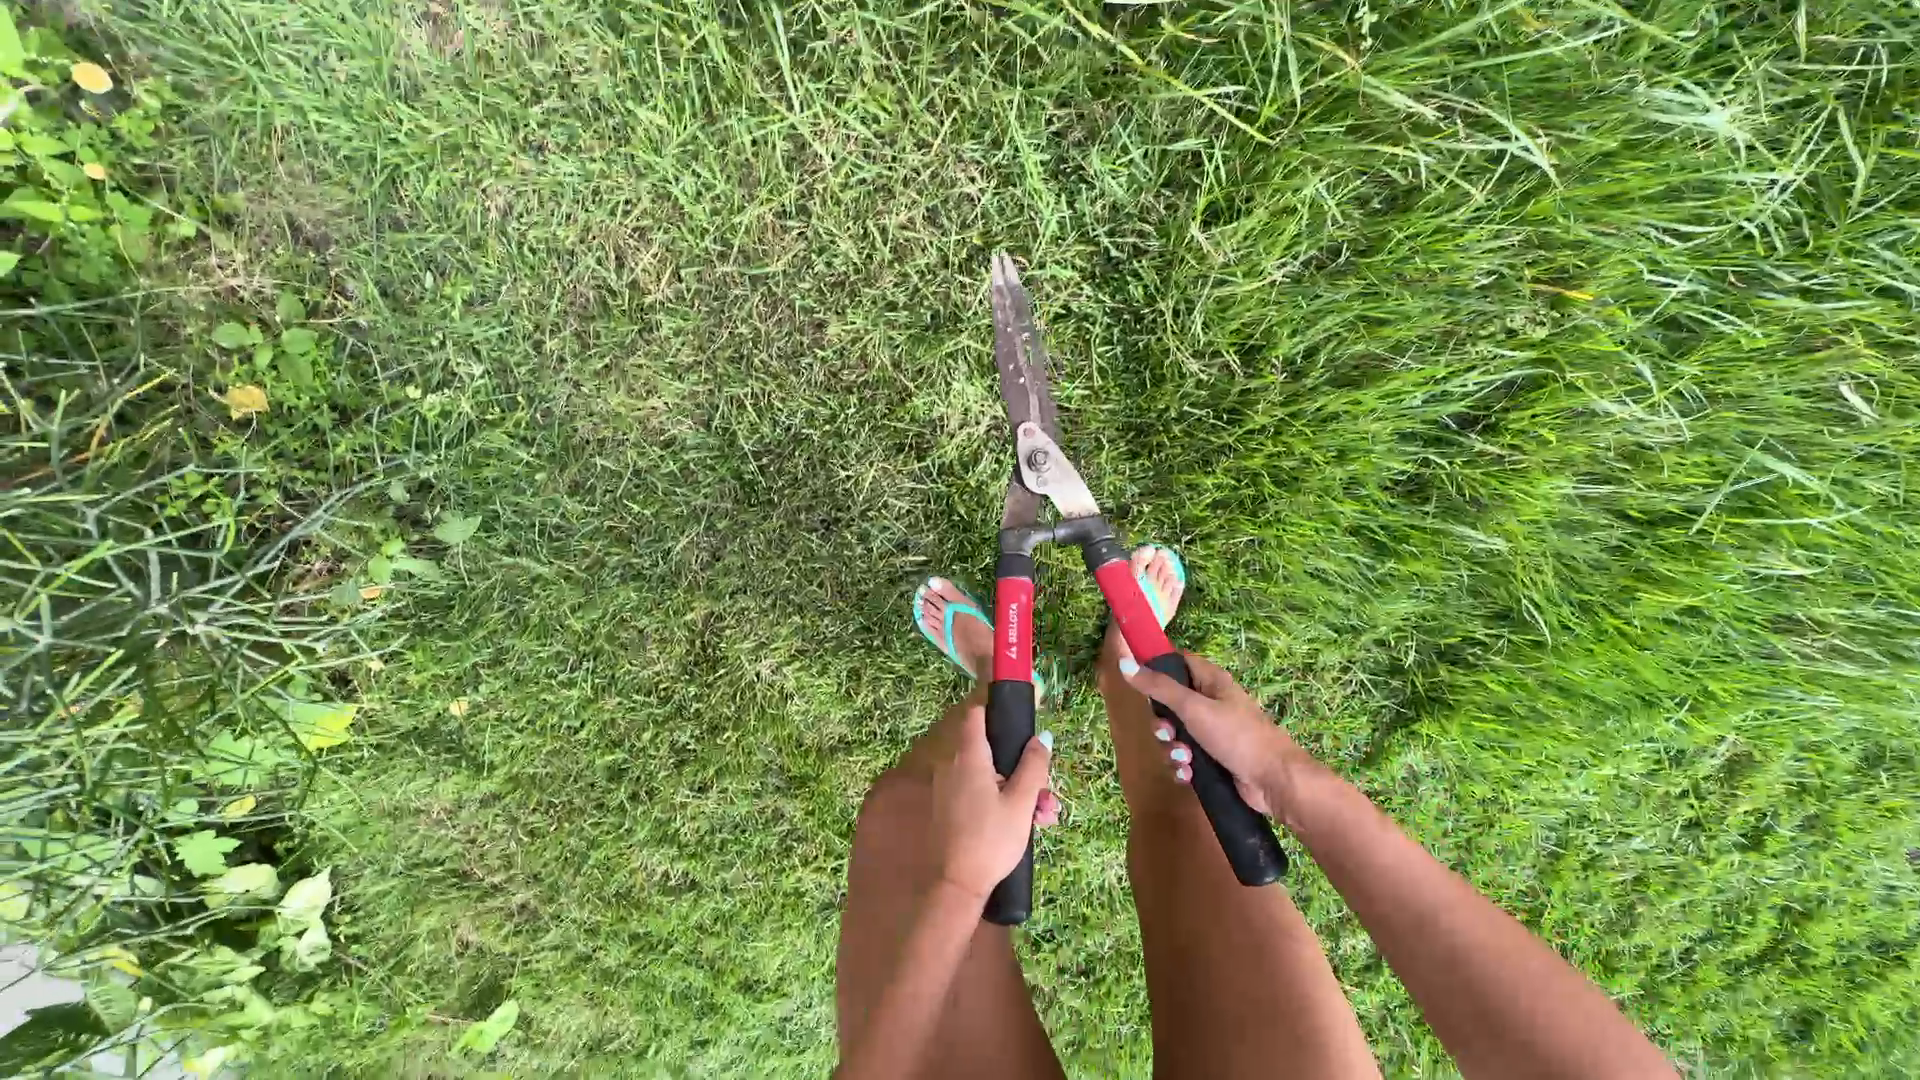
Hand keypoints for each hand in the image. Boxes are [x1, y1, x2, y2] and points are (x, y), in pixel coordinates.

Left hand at [930, 704, 1053, 902]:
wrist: (956, 884)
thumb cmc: (991, 839)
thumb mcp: (1022, 802)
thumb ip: (1033, 766)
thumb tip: (1041, 737)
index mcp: (969, 756)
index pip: (977, 715)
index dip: (998, 713)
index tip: (1021, 724)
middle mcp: (953, 766)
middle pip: (992, 752)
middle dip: (1023, 769)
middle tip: (1046, 795)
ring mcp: (948, 787)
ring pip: (990, 776)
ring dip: (1018, 791)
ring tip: (1044, 818)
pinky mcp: (949, 807)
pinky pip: (979, 793)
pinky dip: (1001, 802)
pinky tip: (1026, 825)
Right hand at [1121, 652, 1314, 819]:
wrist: (1273, 781)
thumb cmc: (1236, 736)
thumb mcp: (1193, 708)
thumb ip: (1158, 687)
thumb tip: (1124, 663)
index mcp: (1211, 681)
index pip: (1178, 662)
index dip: (1157, 669)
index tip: (1139, 682)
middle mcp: (1211, 702)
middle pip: (1170, 703)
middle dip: (1163, 723)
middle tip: (1168, 733)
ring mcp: (1212, 731)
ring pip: (1175, 734)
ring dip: (1173, 748)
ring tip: (1185, 759)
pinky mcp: (1213, 757)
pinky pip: (1185, 756)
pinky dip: (1183, 765)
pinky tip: (1189, 774)